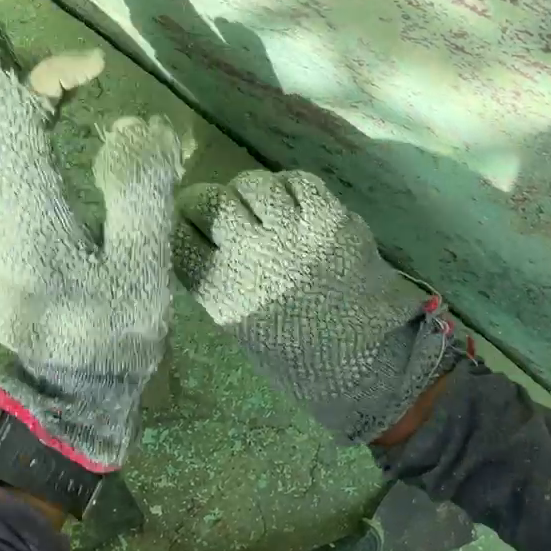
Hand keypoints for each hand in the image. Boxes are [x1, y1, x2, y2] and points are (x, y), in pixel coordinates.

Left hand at [0, 16, 183, 472]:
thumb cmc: (109, 332)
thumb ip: (139, 188)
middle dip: (14, 72)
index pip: (14, 108)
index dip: (51, 71)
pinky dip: (1, 130)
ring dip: (6, 99)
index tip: (96, 66)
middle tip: (66, 66)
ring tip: (58, 90)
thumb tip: (135, 125)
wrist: (65, 395)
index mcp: (23, 205)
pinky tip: (39, 138)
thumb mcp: (140, 266)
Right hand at [173, 170, 457, 445]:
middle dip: (206, 199)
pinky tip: (290, 202)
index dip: (180, 221)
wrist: (370, 368)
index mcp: (222, 291)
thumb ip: (215, 278)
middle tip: (217, 207)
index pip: (180, 234)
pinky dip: (288, 187)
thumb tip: (200, 233)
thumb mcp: (238, 322)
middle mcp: (252, 256)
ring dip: (248, 192)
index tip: (186, 221)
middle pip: (210, 201)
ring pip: (253, 184)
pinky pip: (298, 182)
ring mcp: (293, 234)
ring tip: (257, 204)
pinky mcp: (331, 221)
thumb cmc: (297, 355)